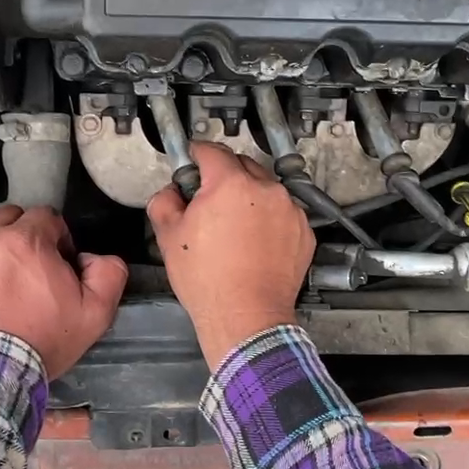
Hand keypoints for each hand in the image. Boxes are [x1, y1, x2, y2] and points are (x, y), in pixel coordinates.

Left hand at [0, 205, 127, 377]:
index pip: (46, 218)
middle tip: (19, 272)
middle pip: (7, 216)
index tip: (52, 265)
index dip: (54, 240)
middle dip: (18, 237)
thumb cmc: (36, 346)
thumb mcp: (93, 317)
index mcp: (26, 241)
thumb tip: (95, 256)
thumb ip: (108, 275)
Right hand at [147, 143, 314, 368]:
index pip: (211, 151)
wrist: (246, 317)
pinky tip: (252, 242)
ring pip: (265, 189)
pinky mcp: (303, 231)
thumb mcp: (169, 237)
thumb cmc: (211, 282)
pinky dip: (269, 219)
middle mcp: (265, 190)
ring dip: (248, 197)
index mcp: (230, 184)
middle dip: (223, 176)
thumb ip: (165, 202)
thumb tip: (171, 193)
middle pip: (241, 165)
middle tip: (207, 199)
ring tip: (232, 227)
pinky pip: (283, 213)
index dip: (196, 154)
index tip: (192, 159)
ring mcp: (289, 210)